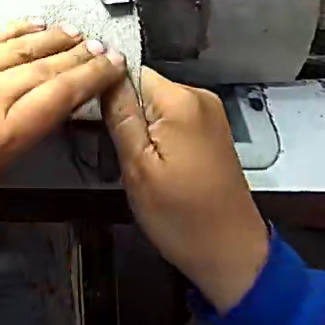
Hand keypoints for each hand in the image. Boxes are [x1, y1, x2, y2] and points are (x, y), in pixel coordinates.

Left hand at [0, 21, 125, 244]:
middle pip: (45, 68)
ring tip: (77, 33)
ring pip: (19, 47)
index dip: (93, 77)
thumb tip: (53, 105)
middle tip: (103, 48)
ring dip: (53, 38)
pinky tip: (36, 25)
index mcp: (0, 138)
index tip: (115, 64)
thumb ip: (24, 137)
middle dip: (80, 56)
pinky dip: (15, 31)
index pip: (61, 95)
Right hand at [101, 68, 269, 311]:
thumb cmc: (181, 216)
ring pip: (158, 103)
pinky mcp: (212, 129)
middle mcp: (199, 96)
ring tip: (138, 161)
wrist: (231, 252)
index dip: (107, 91)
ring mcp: (209, 112)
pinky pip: (175, 117)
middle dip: (125, 111)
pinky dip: (160, 134)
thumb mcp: (137, 168)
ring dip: (142, 125)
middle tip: (117, 150)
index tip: (94, 120)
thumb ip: (119, 116)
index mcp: (180, 100)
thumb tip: (105, 76)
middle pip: (145, 86)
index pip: (130, 72)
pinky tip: (158, 163)